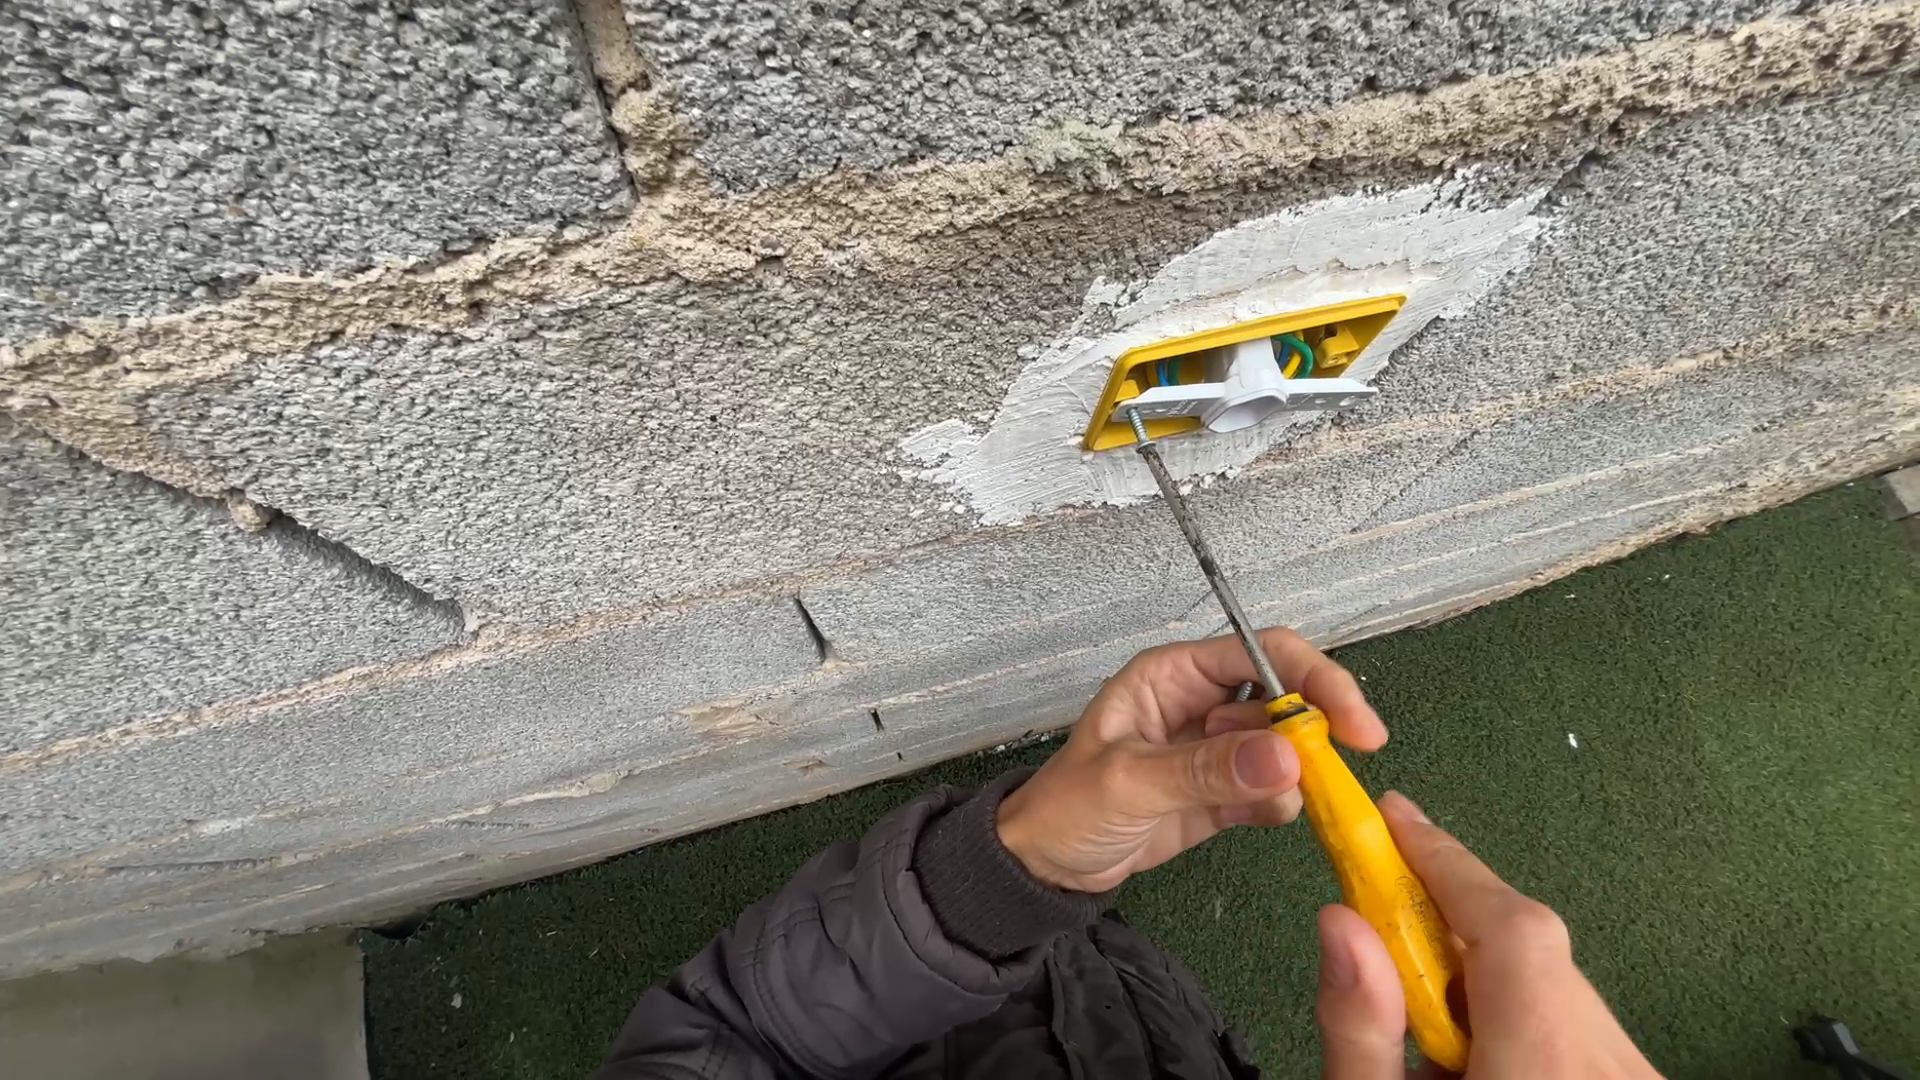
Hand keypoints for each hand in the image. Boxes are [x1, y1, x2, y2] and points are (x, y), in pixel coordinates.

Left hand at [995, 627, 1387, 893]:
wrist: (1051, 864)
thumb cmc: (1069, 805)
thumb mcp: (1127, 782)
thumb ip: (1203, 770)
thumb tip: (1287, 757)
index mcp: (1172, 674)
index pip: (1259, 653)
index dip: (1314, 679)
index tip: (1358, 727)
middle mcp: (1201, 701)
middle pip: (1285, 695)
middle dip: (1311, 731)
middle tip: (1319, 772)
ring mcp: (1217, 748)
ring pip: (1287, 744)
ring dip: (1297, 772)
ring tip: (1248, 800)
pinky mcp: (1227, 792)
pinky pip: (1277, 789)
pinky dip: (1283, 803)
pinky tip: (1253, 815)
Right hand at [1315, 792, 1661, 1078]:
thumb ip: (1359, 1027)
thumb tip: (1340, 919)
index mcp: (1551, 1069)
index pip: (1514, 929)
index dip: (1447, 861)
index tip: (1388, 814)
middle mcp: (1616, 1069)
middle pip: (1533, 948)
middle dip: (1446, 912)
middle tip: (1373, 903)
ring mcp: (1640, 1079)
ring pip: (1554, 980)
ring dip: (1475, 961)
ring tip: (1415, 998)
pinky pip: (1576, 1019)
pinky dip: (1512, 1002)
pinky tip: (1468, 1040)